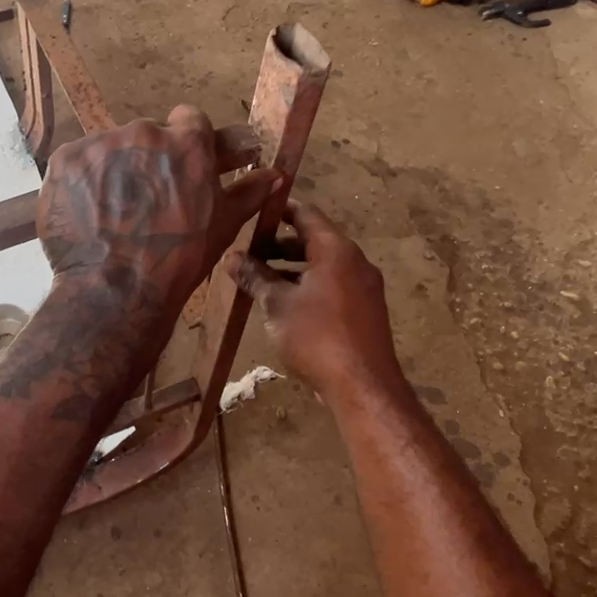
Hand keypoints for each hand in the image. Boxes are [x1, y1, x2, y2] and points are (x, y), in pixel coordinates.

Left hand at [38, 105, 281, 326]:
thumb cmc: (178, 260)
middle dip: (149, 160)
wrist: (116, 290)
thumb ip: (248, 191)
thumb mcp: (222, 225)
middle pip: (148, 135)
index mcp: (187, 142)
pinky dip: (82, 182)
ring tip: (114, 212)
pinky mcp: (65, 160)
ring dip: (114, 169)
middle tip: (148, 200)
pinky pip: (78, 162)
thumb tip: (275, 174)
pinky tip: (89, 212)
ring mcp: (100, 144)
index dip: (187, 143)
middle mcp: (143, 133)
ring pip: (111, 148)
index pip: (190, 120)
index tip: (182, 168)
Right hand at [228, 201, 400, 403]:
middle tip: (249, 250)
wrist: (363, 387)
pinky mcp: (365, 312)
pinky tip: (285, 305)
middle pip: (315, 240)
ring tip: (260, 279)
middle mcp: (355, 262)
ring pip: (323, 266)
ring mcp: (364, 287)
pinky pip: (333, 286)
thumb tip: (231, 257)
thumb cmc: (316, 336)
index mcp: (336, 250)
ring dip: (293, 268)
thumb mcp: (276, 304)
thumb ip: (255, 277)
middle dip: (280, 244)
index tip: (254, 210)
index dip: (279, 210)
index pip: (306, 214)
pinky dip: (309, 285)